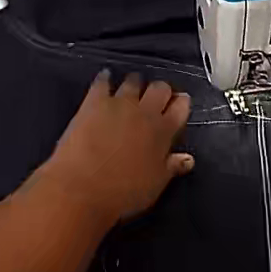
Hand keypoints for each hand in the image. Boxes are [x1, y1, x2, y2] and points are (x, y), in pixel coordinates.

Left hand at [37, 71, 192, 223]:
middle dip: (160, 90)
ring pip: (133, 81)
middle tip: (156, 98)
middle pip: (160, 88)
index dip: (181, 103)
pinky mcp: (94, 101)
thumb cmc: (123, 193)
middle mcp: (145, 111)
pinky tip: (106, 78)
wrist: (82, 188)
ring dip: (135, 84)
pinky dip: (106, 79)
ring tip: (133, 89)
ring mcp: (119, 103)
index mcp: (163, 131)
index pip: (180, 107)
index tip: (179, 103)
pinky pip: (103, 82)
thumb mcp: (155, 185)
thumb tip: (188, 159)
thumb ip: (172, 167)